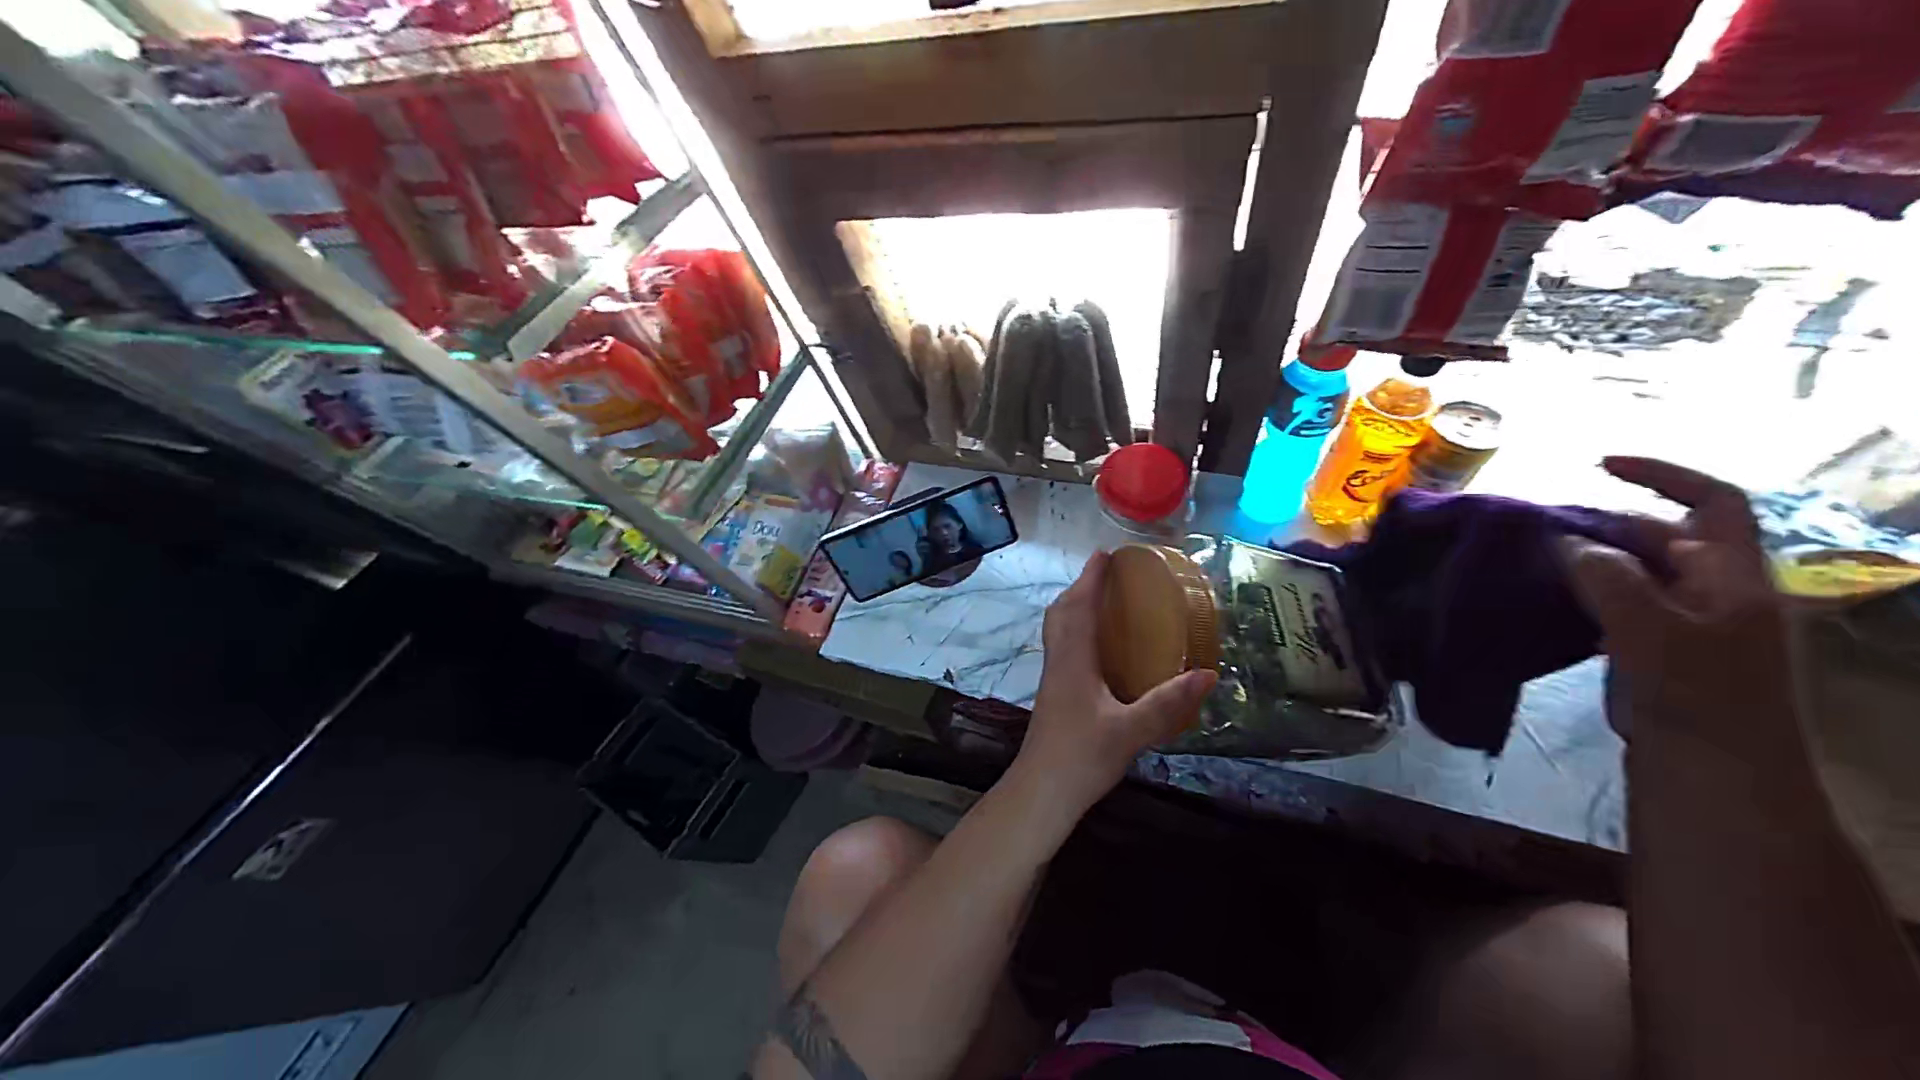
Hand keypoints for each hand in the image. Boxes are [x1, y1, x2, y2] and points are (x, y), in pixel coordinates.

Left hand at [1012, 552, 1216, 814]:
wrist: (1041, 791)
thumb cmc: (1081, 758)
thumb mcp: (1130, 731)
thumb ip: (1166, 703)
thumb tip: (1207, 674)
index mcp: (1073, 661)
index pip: (1077, 608)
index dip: (1089, 579)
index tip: (1104, 554)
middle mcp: (1058, 663)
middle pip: (1061, 614)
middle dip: (1080, 589)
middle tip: (1106, 575)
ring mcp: (1053, 680)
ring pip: (1059, 631)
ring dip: (1076, 609)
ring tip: (1102, 603)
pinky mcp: (1055, 696)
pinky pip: (1064, 649)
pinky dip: (1078, 633)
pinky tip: (1099, 651)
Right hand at [1562, 457, 1799, 756]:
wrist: (1714, 772)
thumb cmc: (1695, 696)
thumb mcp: (1651, 630)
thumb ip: (1609, 578)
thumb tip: (1569, 541)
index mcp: (1734, 578)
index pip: (1712, 503)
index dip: (1662, 474)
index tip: (1599, 465)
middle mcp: (1716, 591)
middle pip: (1661, 538)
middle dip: (1603, 526)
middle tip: (1540, 528)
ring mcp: (1688, 623)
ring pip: (1633, 573)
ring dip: (1587, 562)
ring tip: (1534, 560)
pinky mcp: (1658, 650)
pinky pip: (1618, 606)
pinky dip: (1585, 596)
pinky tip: (1549, 602)